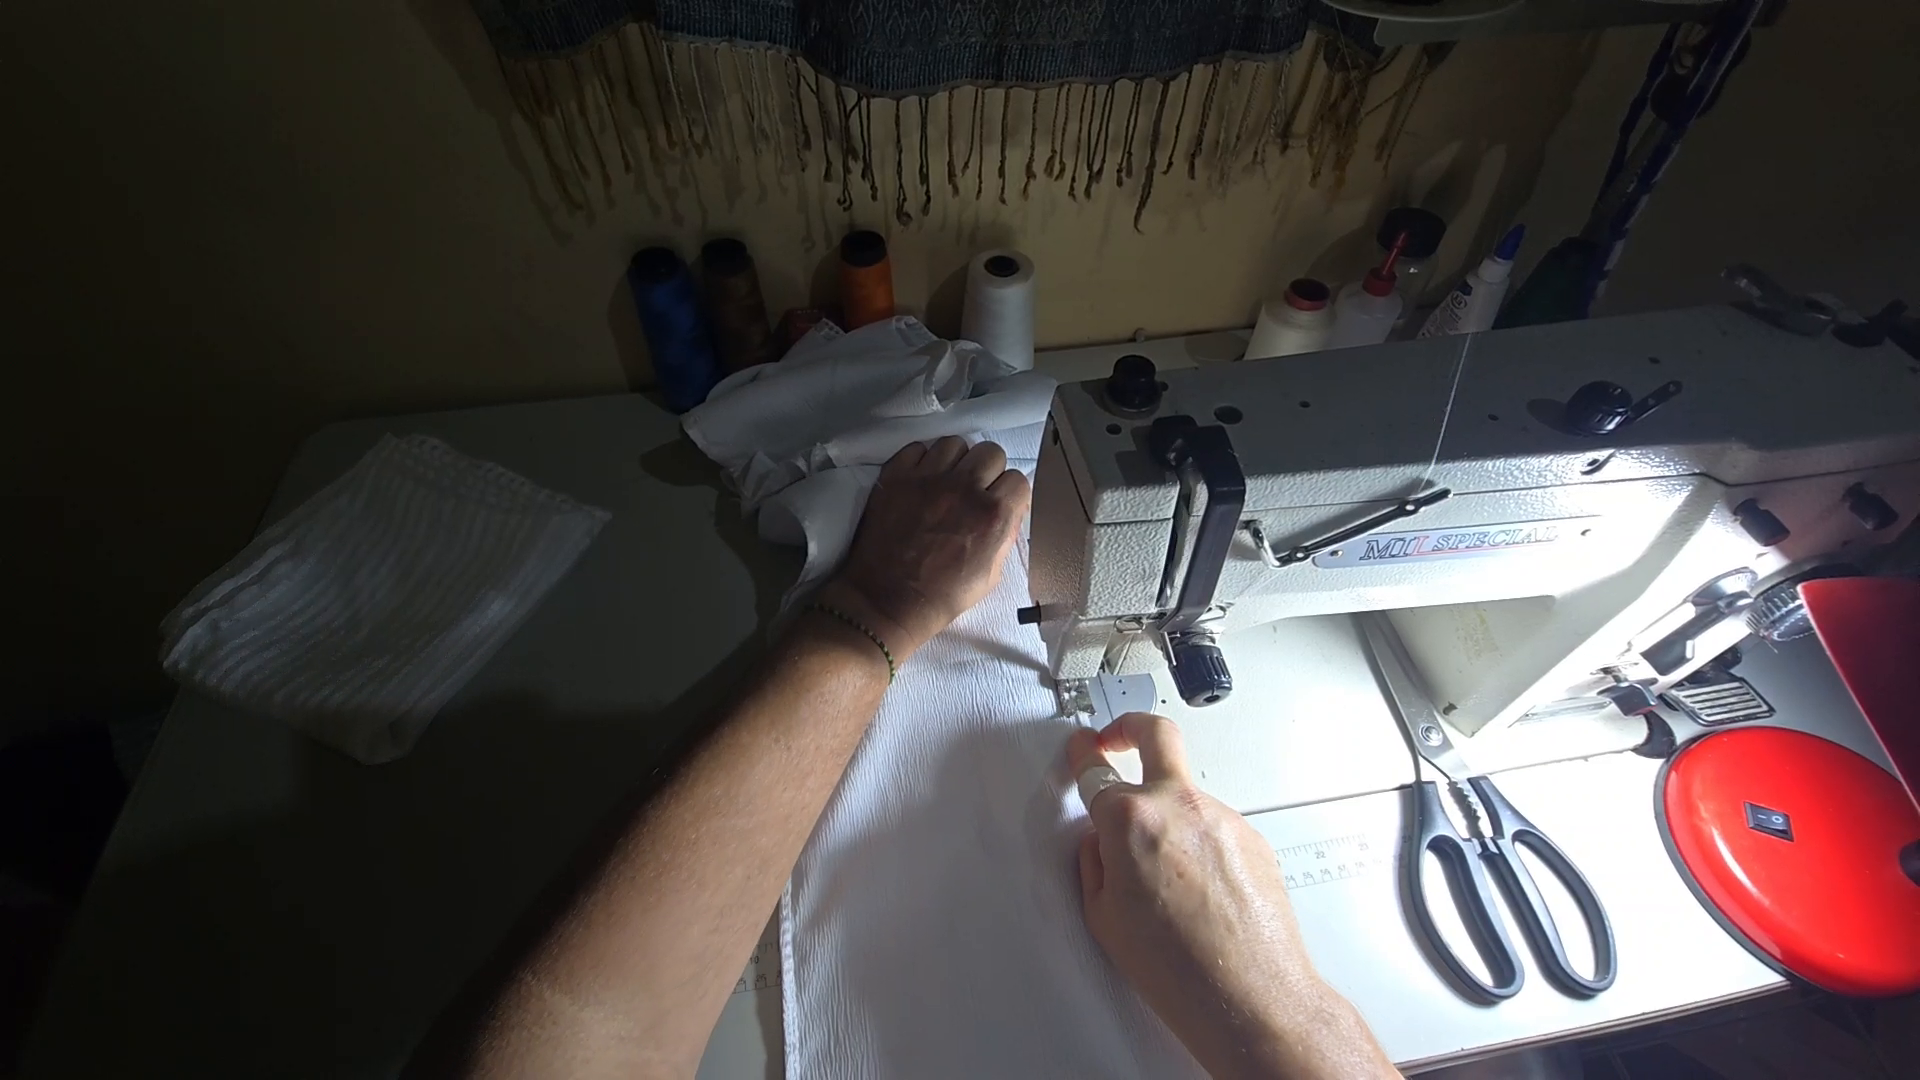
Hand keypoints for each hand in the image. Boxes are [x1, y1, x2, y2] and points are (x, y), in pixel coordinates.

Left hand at [818, 436, 1029, 660]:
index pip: (1018, 479)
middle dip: (987, 471)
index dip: (1009, 493)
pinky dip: (922, 460)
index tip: (999, 503)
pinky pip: (917, 448)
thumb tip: (1009, 511)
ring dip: (956, 460)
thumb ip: (1005, 535)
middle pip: (990, 452)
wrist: (888, 601)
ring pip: (954, 444)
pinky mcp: (896, 476)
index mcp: (993, 515)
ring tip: (946, 481)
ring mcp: (927, 478)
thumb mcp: (991, 574)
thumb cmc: (942, 596)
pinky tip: (922, 480)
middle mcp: (964, 488)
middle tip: (974, 490)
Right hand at [1069, 713, 1397, 1079]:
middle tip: (1118, 736)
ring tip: (1169, 875)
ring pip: (1184, 792)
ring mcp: (1219, 816)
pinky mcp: (1250, 834)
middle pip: (1155, 733)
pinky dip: (1198, 843)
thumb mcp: (1103, 916)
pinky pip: (1211, 824)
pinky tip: (1198, 888)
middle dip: (1129, 725)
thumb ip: (1094, 860)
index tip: (1083, 747)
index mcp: (1130, 819)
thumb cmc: (1179, 970)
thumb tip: (1099, 839)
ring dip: (1169, 813)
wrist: (1253, 1000)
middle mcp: (1177, 804)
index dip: (1083, 753)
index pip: (1097, 768)